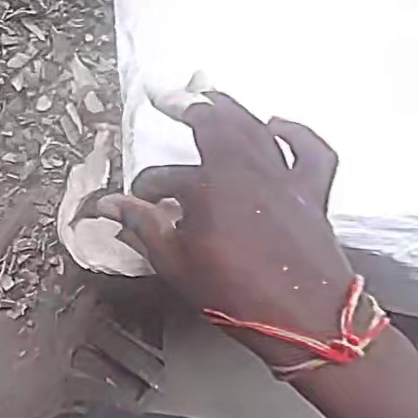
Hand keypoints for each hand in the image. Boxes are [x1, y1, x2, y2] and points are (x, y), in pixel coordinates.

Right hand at [96, 93, 355, 367]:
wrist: (306, 322)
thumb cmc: (233, 292)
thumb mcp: (173, 260)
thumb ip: (141, 224)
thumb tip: (106, 204)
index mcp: (210, 189)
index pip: (162, 178)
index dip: (142, 186)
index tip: (129, 199)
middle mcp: (248, 173)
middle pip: (216, 126)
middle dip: (187, 106)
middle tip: (166, 96)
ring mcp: (283, 180)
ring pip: (256, 130)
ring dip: (232, 108)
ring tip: (211, 95)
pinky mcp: (311, 194)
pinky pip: (311, 152)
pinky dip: (295, 133)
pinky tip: (277, 124)